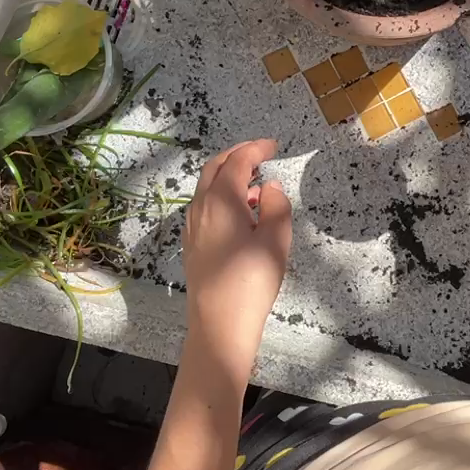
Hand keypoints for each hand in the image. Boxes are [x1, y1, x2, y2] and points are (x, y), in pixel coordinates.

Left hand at [181, 139, 292, 373]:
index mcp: (221, 200)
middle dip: (237, 155)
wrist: (220, 324)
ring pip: (207, 187)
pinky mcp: (193, 243)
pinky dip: (222, 195)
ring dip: (229, 175)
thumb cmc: (251, 280)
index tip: (273, 145)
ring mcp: (193, 226)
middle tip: (260, 153)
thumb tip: (268, 187)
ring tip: (255, 182)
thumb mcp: (276, 240)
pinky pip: (206, 205)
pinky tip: (241, 211)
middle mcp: (201, 207)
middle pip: (215, 168)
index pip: (237, 162)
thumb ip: (276, 206)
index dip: (255, 149)